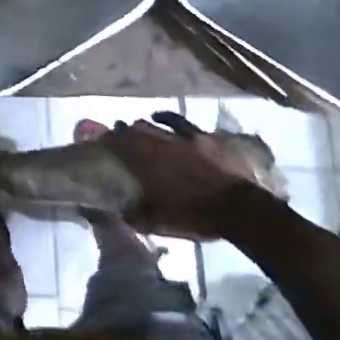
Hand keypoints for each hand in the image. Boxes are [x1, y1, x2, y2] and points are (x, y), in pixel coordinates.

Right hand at [97, 112, 272, 239]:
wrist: (239, 207)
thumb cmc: (196, 215)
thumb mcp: (161, 223)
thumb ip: (137, 216)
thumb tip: (119, 213)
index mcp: (147, 163)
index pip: (120, 143)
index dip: (108, 140)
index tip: (100, 142)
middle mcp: (160, 143)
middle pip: (136, 130)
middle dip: (124, 131)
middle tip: (118, 134)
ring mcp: (182, 137)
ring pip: (156, 123)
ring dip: (144, 124)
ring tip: (137, 125)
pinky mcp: (203, 136)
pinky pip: (180, 122)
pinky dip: (167, 118)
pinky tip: (161, 116)